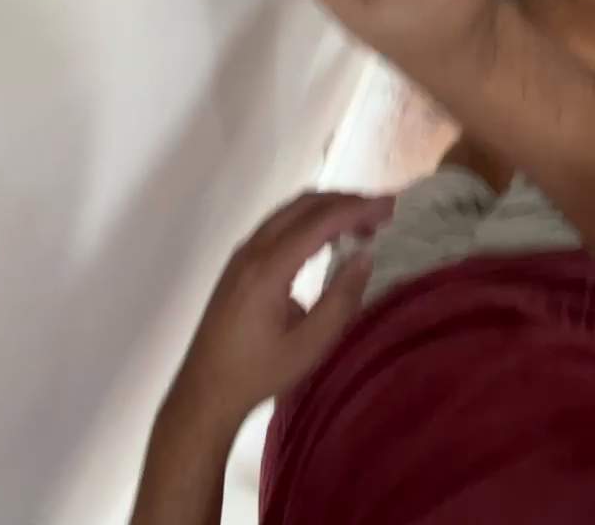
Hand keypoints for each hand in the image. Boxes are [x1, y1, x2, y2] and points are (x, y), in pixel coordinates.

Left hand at [168, 191, 394, 431]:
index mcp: (268, 268)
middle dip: (346, 201)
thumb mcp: (309, 346)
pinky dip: (310, 220)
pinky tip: (328, 238)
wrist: (204, 393)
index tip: (391, 207)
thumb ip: (341, 299)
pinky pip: (279, 224)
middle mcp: (253, 249)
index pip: (320, 221)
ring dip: (327, 208)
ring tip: (362, 223)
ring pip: (290, 210)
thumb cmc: (258, 373)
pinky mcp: (240, 261)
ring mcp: (243, 252)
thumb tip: (366, 256)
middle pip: (304, 204)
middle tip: (382, 212)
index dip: (358, 209)